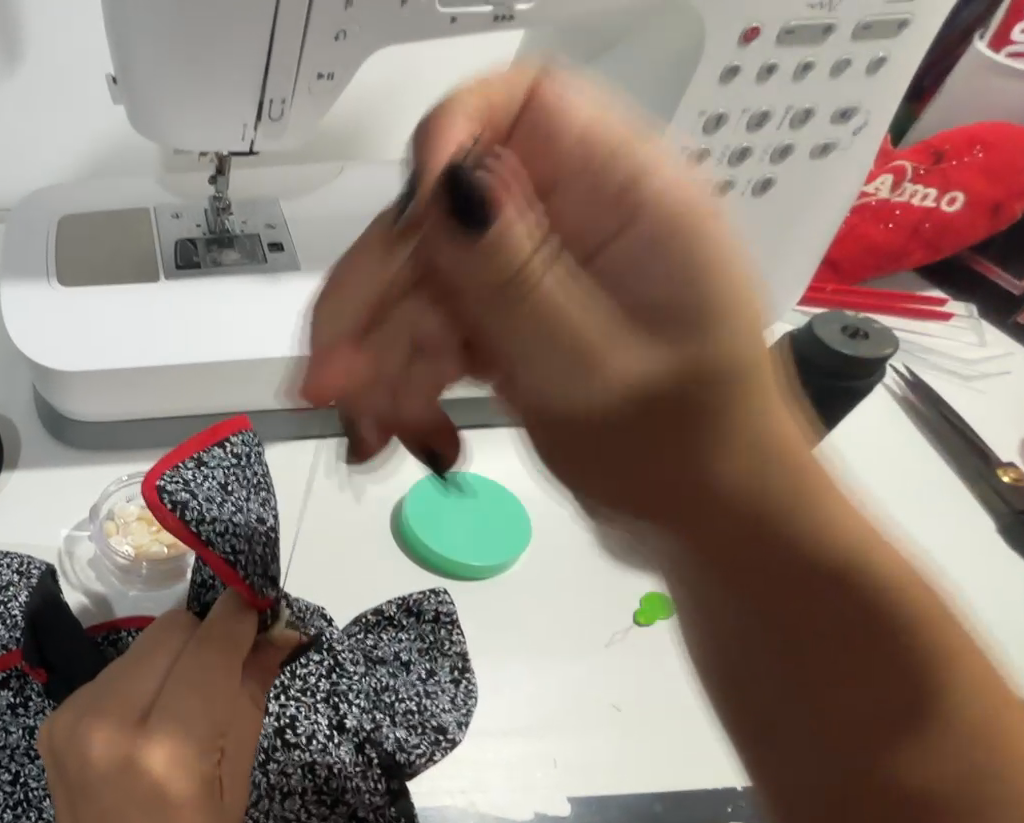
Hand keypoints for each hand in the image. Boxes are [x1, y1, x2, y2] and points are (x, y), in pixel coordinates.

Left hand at [38, 590, 301, 822]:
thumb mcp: (238, 781)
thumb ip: (250, 693)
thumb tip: (278, 632)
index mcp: (167, 745)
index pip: (209, 646)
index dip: (239, 618)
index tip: (259, 608)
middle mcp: (111, 718)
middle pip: (170, 630)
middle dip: (206, 636)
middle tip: (227, 663)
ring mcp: (73, 716)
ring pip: (139, 646)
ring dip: (171, 659)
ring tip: (183, 703)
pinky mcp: (54, 719)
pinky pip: (111, 672)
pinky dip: (139, 682)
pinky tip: (145, 722)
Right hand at [304, 66, 816, 526]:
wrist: (697, 514)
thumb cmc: (677, 446)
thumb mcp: (592, 366)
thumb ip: (517, 277)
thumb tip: (442, 186)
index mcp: (619, 199)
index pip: (522, 107)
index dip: (449, 139)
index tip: (402, 223)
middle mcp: (561, 222)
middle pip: (430, 220)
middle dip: (368, 302)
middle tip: (326, 386)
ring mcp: (523, 277)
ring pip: (408, 288)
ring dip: (371, 363)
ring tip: (367, 434)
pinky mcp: (497, 325)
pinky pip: (419, 337)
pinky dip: (396, 387)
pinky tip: (400, 437)